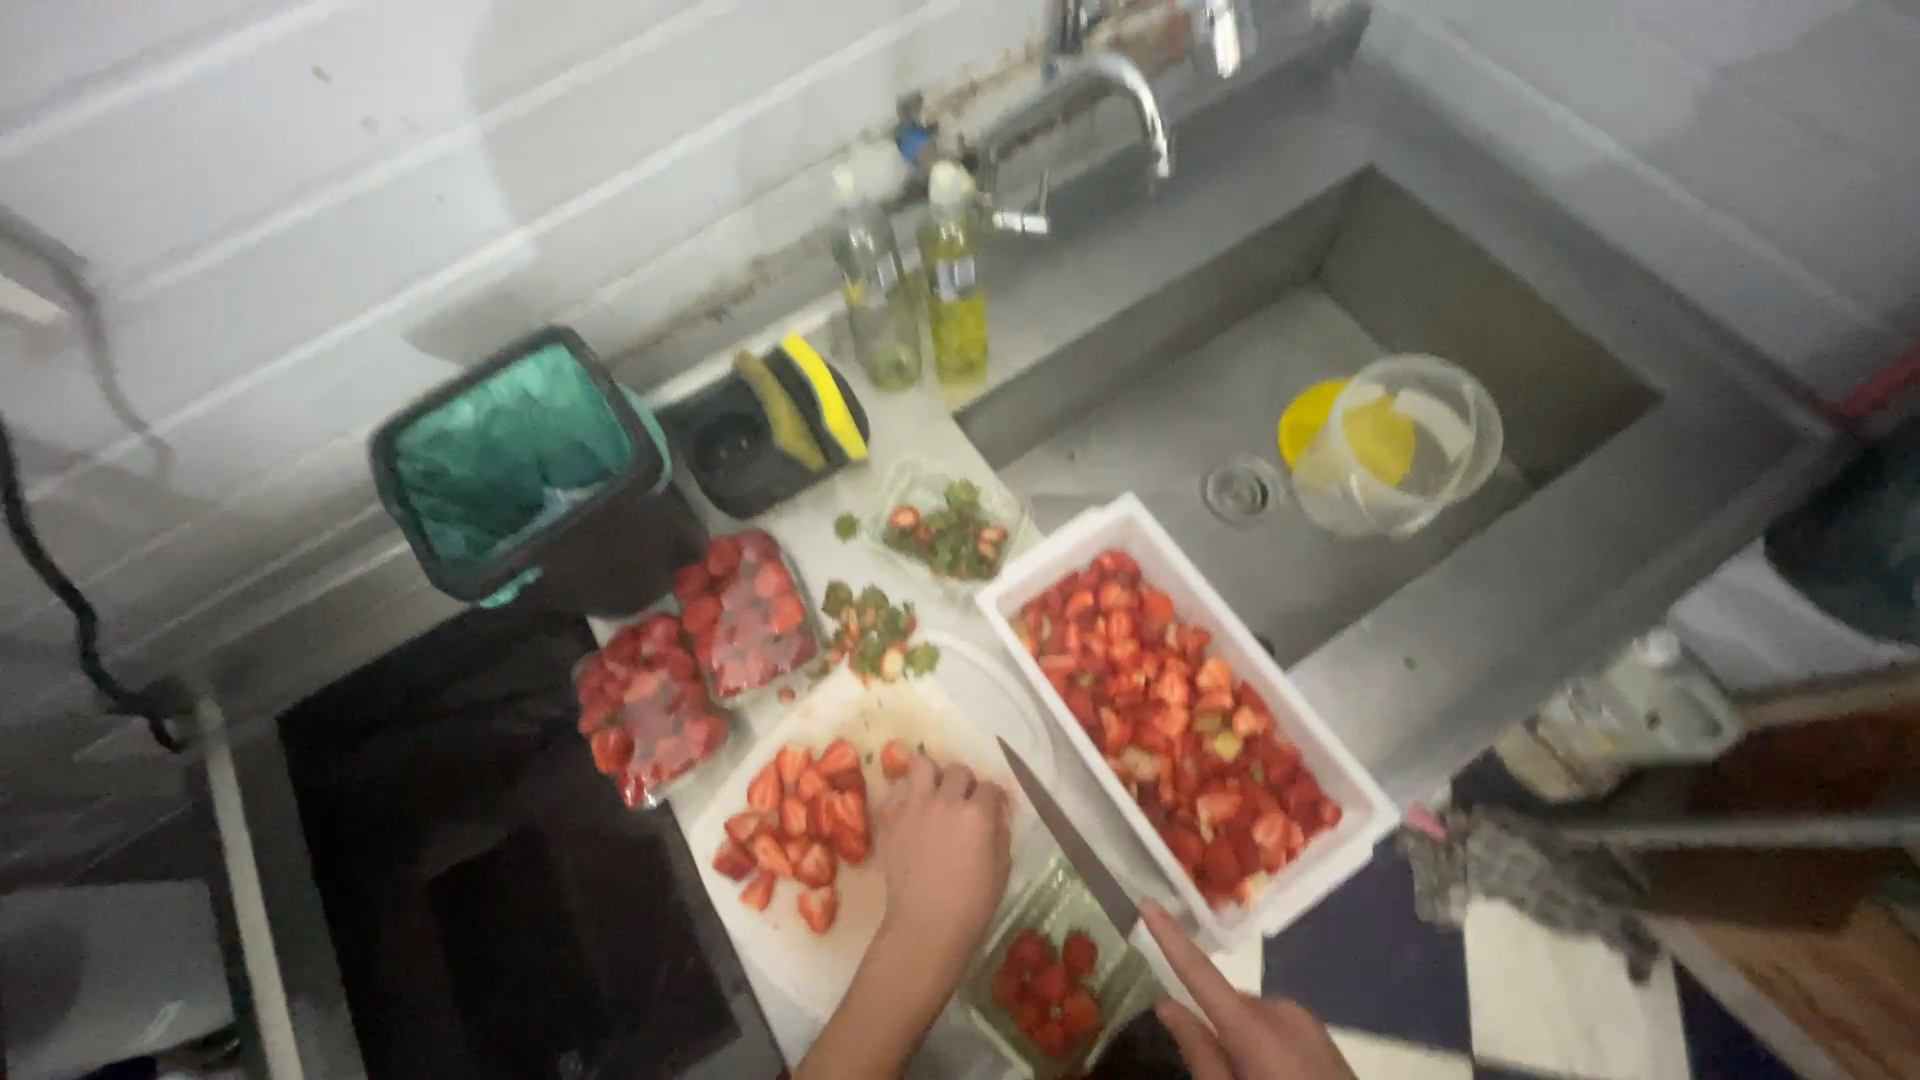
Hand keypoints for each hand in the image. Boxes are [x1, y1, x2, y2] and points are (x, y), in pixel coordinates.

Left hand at [873, 754, 1012, 969]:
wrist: (925, 925)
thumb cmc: (972, 904)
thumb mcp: (1002, 868)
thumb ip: (1000, 831)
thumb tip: (996, 811)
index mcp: (977, 814)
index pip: (990, 787)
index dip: (992, 798)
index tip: (990, 809)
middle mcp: (945, 801)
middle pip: (958, 770)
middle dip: (964, 784)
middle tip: (962, 803)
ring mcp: (914, 806)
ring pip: (922, 765)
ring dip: (932, 777)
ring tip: (933, 796)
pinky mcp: (890, 817)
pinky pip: (896, 788)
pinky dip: (905, 794)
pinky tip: (911, 810)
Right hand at [1141, 902, 1357, 1079]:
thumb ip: (1199, 1054)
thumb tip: (1168, 1005)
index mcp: (1254, 1030)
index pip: (1201, 973)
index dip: (1171, 939)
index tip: (1147, 903)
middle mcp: (1281, 1012)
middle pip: (1227, 1003)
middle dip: (1216, 1028)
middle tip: (1220, 1076)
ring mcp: (1308, 1023)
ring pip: (1252, 1017)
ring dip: (1243, 1041)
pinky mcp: (1326, 1038)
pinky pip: (1278, 1029)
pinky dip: (1266, 1048)